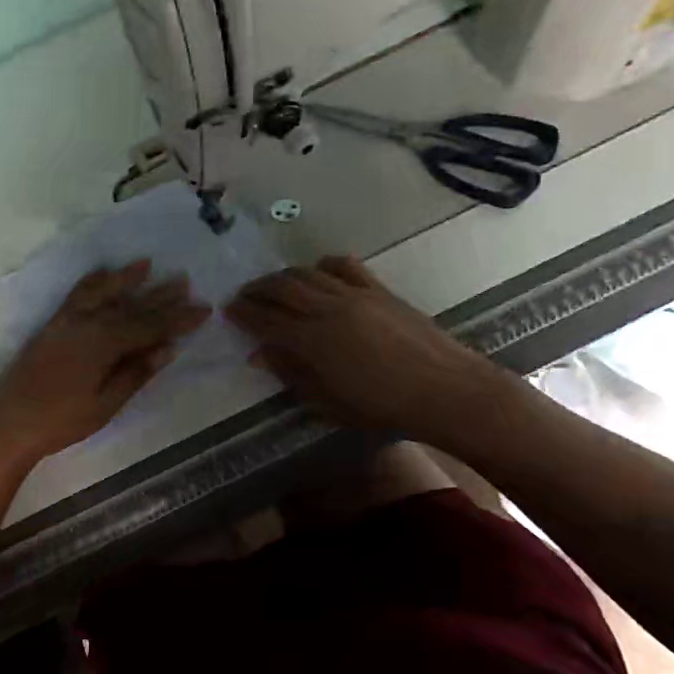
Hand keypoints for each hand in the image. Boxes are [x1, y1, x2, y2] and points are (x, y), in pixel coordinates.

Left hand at [0, 260, 210, 461]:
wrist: (7, 422)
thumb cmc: (61, 421)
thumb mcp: (106, 404)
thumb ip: (136, 372)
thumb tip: (169, 348)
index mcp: (105, 343)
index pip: (151, 326)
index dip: (179, 318)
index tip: (204, 309)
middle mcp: (88, 322)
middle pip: (132, 306)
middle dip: (160, 295)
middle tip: (186, 281)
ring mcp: (67, 320)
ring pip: (104, 293)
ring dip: (127, 278)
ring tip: (148, 264)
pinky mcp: (53, 324)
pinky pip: (77, 294)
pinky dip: (93, 281)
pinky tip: (104, 274)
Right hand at [225, 256, 519, 444]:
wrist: (446, 391)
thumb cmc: (383, 408)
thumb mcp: (328, 402)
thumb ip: (292, 374)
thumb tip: (260, 354)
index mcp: (313, 341)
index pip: (266, 319)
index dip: (243, 313)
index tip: (228, 310)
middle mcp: (329, 309)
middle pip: (282, 288)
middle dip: (257, 289)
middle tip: (243, 295)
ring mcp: (355, 295)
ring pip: (308, 274)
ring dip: (284, 276)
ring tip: (272, 284)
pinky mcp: (379, 290)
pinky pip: (345, 267)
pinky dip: (323, 265)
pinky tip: (317, 271)